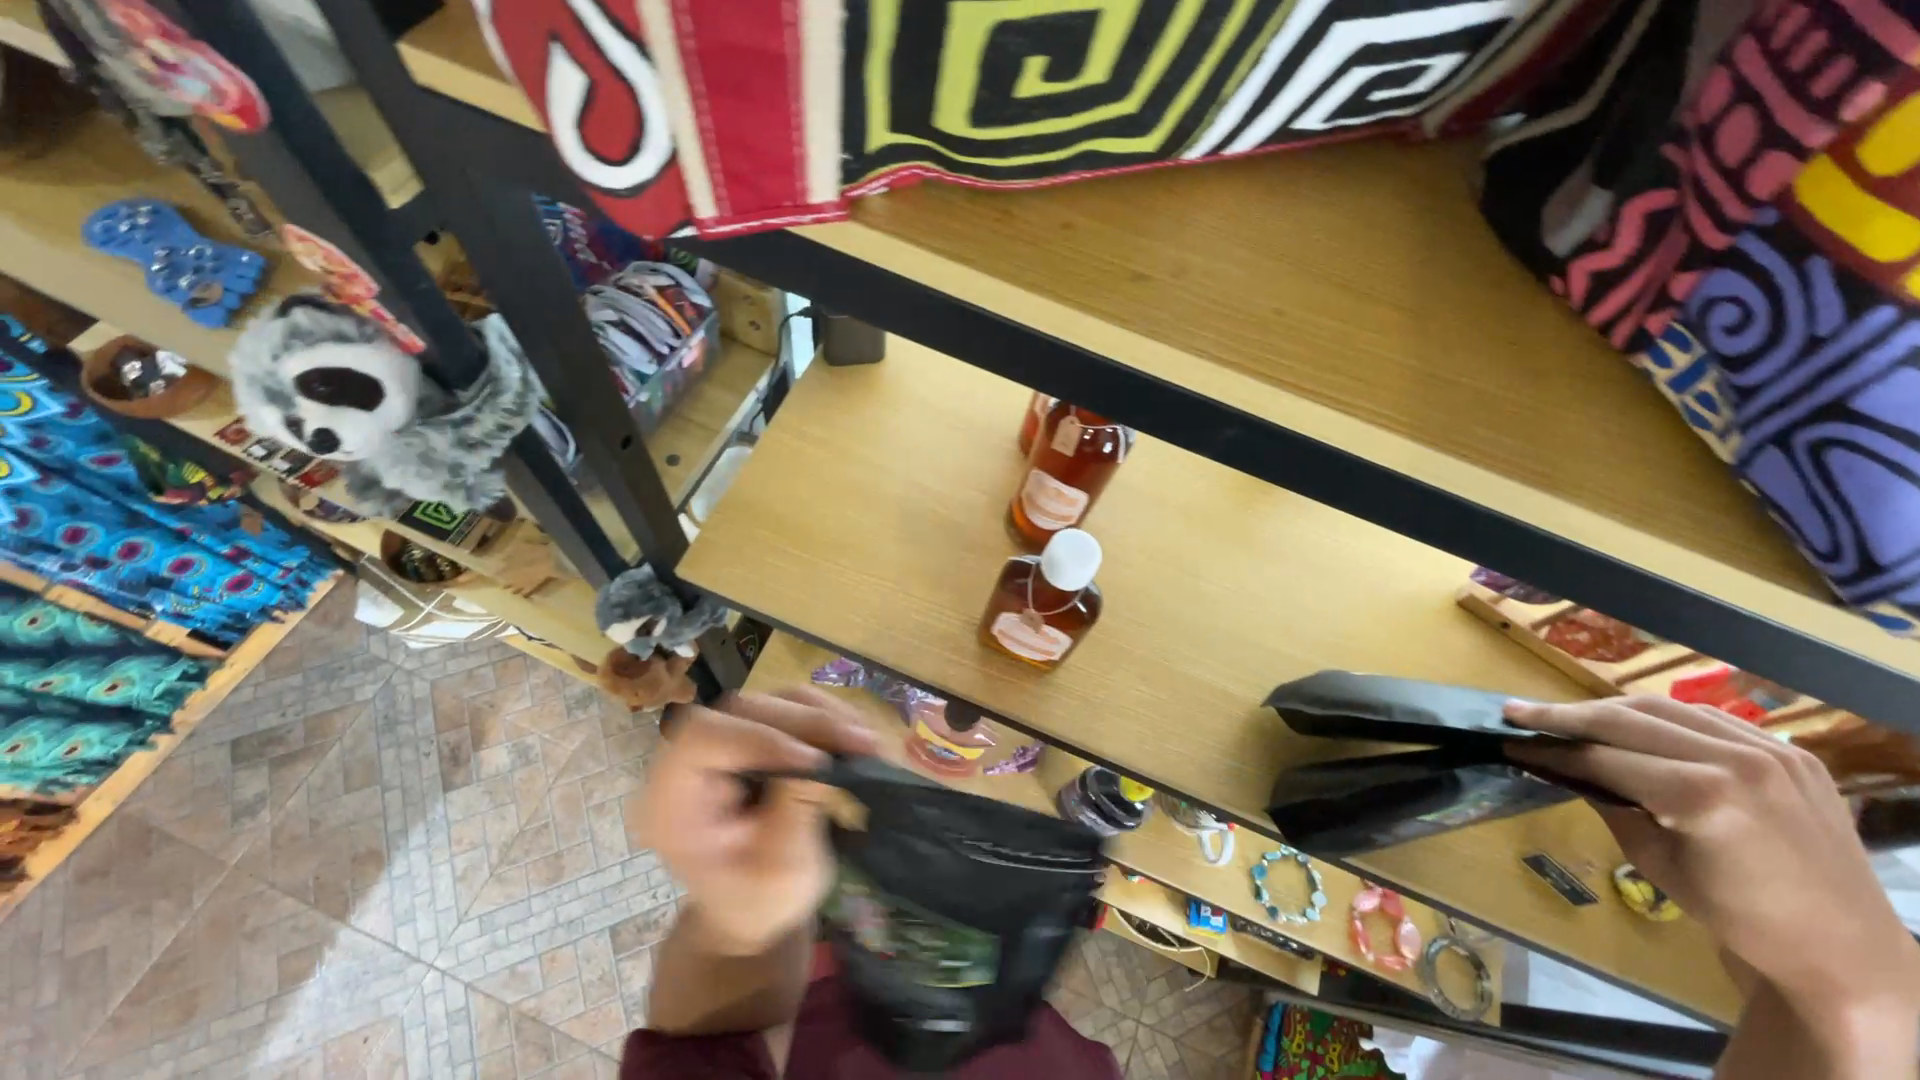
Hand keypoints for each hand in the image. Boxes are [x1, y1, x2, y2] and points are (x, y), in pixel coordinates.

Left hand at [632, 687, 877, 955]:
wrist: (757, 909)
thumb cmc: (760, 902)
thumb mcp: (781, 870)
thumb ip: (795, 812)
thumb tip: (822, 760)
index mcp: (672, 799)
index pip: (702, 739)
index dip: (758, 738)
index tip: (815, 762)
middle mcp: (690, 759)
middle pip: (743, 711)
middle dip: (806, 723)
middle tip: (861, 743)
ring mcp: (725, 742)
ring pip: (773, 700)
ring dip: (824, 715)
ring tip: (867, 742)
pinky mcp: (755, 734)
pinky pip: (792, 706)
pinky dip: (828, 717)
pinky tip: (859, 738)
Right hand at [1505, 697, 1919, 1016]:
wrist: (1841, 945)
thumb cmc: (1736, 915)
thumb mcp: (1654, 861)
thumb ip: (1610, 803)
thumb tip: (1562, 767)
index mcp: (1700, 795)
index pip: (1603, 757)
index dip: (1551, 749)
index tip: (1512, 742)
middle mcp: (1736, 760)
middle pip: (1628, 719)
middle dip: (1566, 715)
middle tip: (1518, 713)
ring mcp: (1769, 750)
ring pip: (1665, 708)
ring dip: (1609, 709)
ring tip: (1568, 715)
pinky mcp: (1789, 751)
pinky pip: (1708, 718)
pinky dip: (1662, 716)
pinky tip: (1634, 722)